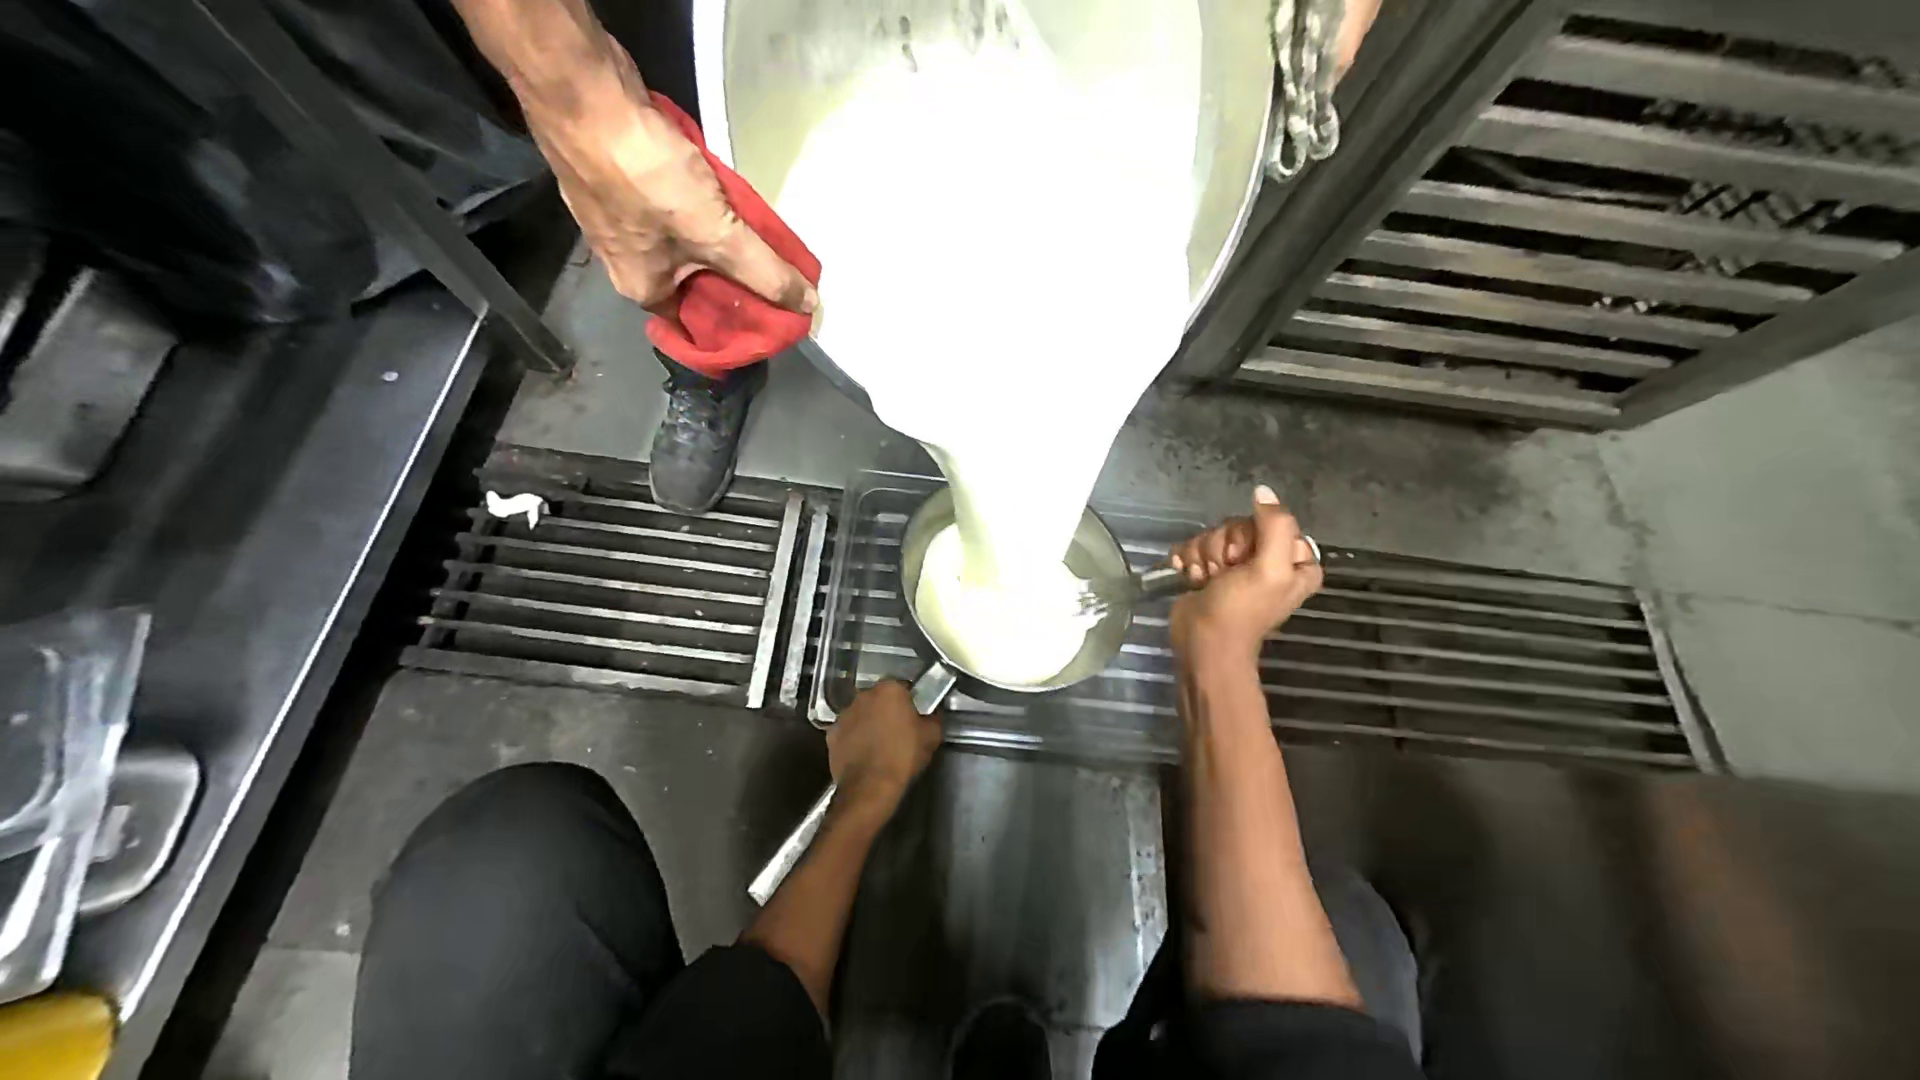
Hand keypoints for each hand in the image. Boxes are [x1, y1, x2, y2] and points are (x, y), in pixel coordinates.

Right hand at [523, 40, 816, 314]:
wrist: (585, 94)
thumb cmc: (647, 178)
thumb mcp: (720, 237)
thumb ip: (766, 274)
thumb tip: (808, 304)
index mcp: (645, 292)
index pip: (700, 327)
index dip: (738, 326)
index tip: (772, 319)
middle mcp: (628, 265)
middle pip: (696, 287)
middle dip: (735, 283)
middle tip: (774, 277)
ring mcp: (620, 223)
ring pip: (686, 248)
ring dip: (721, 246)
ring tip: (759, 241)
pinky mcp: (622, 184)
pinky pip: (674, 213)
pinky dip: (701, 214)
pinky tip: (726, 202)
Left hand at [827, 680, 941, 816]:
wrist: (870, 786)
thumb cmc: (903, 756)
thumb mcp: (932, 736)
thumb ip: (933, 718)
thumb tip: (932, 714)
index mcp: (889, 690)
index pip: (903, 688)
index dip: (909, 702)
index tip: (913, 716)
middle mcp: (863, 695)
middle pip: (879, 699)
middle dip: (887, 710)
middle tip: (897, 729)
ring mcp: (844, 714)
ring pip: (861, 714)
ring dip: (868, 722)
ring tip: (878, 744)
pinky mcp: (831, 734)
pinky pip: (847, 732)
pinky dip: (853, 739)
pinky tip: (862, 754)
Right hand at [1169, 485, 1322, 662]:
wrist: (1203, 643)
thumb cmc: (1241, 610)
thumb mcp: (1270, 569)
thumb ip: (1274, 525)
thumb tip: (1262, 490)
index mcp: (1295, 560)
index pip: (1271, 521)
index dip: (1254, 537)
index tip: (1246, 560)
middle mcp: (1268, 559)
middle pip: (1238, 526)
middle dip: (1224, 547)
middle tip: (1224, 572)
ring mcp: (1235, 564)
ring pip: (1213, 534)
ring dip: (1203, 556)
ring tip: (1206, 580)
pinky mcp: (1207, 569)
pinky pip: (1194, 545)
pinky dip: (1188, 559)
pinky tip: (1190, 576)